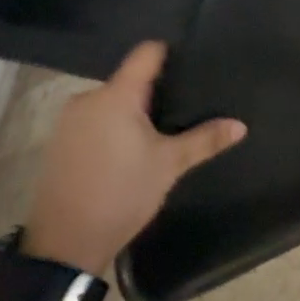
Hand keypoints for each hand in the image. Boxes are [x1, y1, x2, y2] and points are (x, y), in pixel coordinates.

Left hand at [22, 42, 246, 275]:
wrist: (62, 247)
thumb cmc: (121, 194)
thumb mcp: (169, 166)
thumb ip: (204, 139)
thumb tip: (241, 125)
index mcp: (116, 95)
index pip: (147, 53)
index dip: (171, 53)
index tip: (192, 63)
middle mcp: (88, 99)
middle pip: (129, 79)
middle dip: (154, 91)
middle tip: (182, 108)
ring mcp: (69, 122)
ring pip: (111, 102)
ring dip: (131, 112)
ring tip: (158, 131)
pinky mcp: (58, 144)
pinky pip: (94, 121)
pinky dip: (111, 128)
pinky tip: (127, 151)